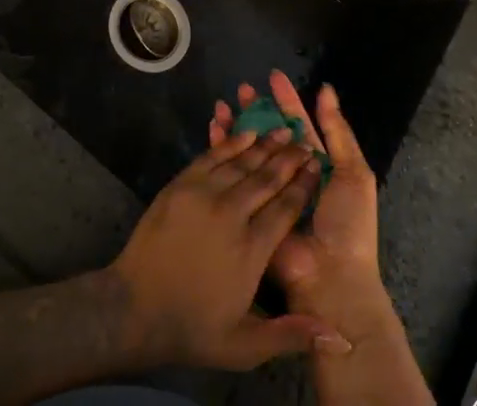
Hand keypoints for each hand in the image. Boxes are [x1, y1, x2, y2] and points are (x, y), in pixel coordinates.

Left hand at [109, 127, 333, 369]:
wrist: (135, 308)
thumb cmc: (192, 328)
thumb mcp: (244, 346)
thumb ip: (291, 335)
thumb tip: (341, 337)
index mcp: (251, 250)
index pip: (286, 208)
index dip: (304, 185)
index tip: (318, 167)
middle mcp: (230, 216)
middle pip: (266, 179)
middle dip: (289, 159)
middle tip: (304, 142)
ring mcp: (201, 196)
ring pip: (240, 163)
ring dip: (263, 146)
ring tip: (281, 131)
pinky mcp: (178, 187)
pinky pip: (209, 157)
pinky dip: (229, 143)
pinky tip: (244, 135)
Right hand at [210, 71, 391, 337]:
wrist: (328, 274)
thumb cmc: (347, 224)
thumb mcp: (355, 173)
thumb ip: (338, 132)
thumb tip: (326, 90)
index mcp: (320, 164)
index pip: (300, 124)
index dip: (286, 101)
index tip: (272, 77)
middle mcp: (291, 172)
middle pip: (270, 133)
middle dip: (256, 110)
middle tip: (241, 88)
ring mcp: (268, 188)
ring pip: (249, 149)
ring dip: (237, 126)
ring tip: (224, 104)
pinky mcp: (248, 204)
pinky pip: (234, 172)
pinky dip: (223, 149)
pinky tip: (214, 130)